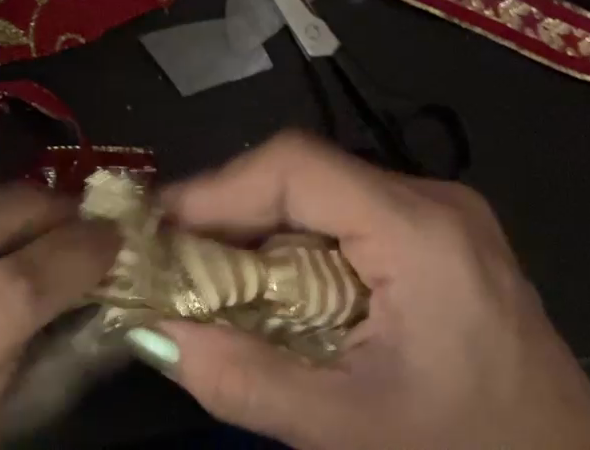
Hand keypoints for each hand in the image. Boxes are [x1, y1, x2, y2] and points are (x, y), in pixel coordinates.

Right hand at [149, 133, 589, 449]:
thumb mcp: (351, 432)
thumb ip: (242, 381)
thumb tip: (147, 333)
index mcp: (423, 234)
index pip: (295, 166)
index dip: (214, 189)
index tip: (158, 232)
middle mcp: (433, 205)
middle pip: (301, 175)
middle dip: (227, 214)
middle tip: (173, 261)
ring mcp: (442, 221)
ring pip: (317, 194)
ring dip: (255, 230)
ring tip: (208, 276)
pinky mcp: (441, 245)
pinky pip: (342, 219)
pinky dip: (291, 245)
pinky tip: (269, 290)